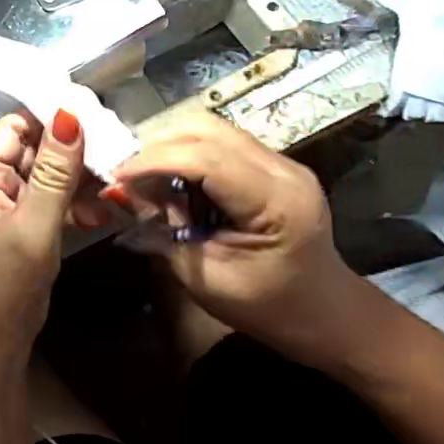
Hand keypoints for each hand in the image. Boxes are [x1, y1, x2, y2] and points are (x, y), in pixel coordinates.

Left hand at [0, 110, 95, 350]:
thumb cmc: (3, 282)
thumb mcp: (33, 224)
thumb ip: (55, 171)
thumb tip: (70, 113)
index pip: (17, 126)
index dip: (54, 119)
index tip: (99, 118)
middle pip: (38, 148)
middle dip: (76, 155)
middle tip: (116, 160)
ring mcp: (9, 203)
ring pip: (51, 174)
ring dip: (82, 183)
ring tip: (112, 195)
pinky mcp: (26, 223)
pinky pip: (55, 199)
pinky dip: (78, 204)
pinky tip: (102, 215)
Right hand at [110, 113, 392, 373]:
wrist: (327, 316)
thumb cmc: (270, 310)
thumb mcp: (207, 280)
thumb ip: (163, 234)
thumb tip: (121, 195)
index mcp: (276, 200)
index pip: (205, 158)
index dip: (154, 161)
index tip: (116, 177)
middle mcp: (283, 168)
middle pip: (207, 128)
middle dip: (157, 145)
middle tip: (126, 175)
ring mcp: (280, 161)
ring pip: (211, 129)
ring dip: (170, 146)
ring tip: (145, 178)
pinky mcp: (271, 165)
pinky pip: (220, 143)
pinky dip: (186, 153)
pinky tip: (171, 180)